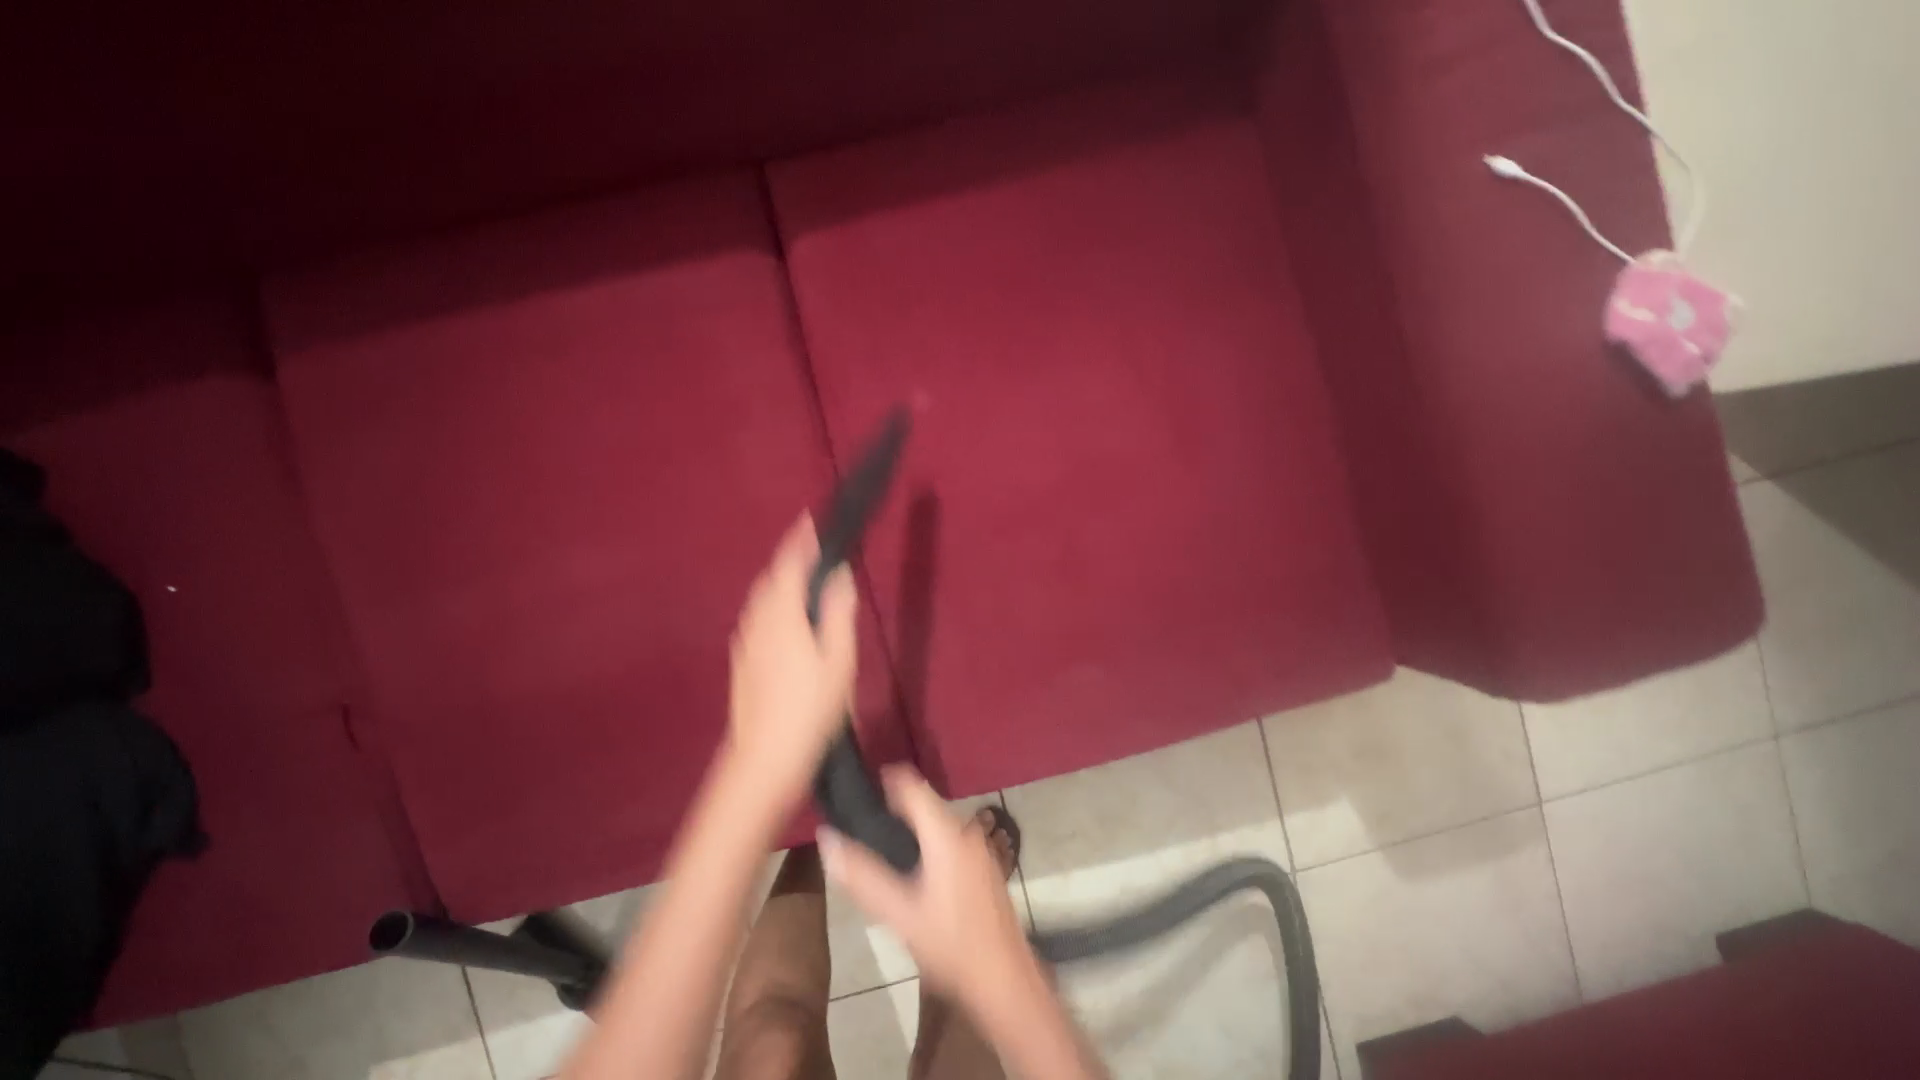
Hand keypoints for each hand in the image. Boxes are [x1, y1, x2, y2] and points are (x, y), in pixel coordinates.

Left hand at [725, 513, 857, 805]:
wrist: (765, 758)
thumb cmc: (810, 709)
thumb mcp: (838, 661)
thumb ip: (838, 613)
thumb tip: (838, 576)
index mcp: (782, 615)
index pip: (788, 565)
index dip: (799, 541)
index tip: (810, 521)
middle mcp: (757, 623)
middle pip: (770, 581)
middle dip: (788, 561)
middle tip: (810, 552)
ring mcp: (745, 645)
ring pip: (760, 602)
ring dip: (778, 585)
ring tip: (800, 582)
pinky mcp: (742, 665)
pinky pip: (756, 622)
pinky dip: (771, 608)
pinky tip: (783, 624)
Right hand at [819, 766, 1033, 1002]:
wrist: (1004, 982)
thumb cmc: (950, 945)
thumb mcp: (898, 914)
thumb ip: (861, 876)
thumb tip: (827, 839)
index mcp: (946, 834)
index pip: (913, 785)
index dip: (886, 780)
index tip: (860, 788)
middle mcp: (967, 833)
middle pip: (926, 804)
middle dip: (894, 808)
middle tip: (861, 823)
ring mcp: (981, 851)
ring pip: (939, 825)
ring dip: (912, 828)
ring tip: (880, 846)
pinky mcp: (986, 870)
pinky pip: (951, 842)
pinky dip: (929, 845)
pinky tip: (912, 872)